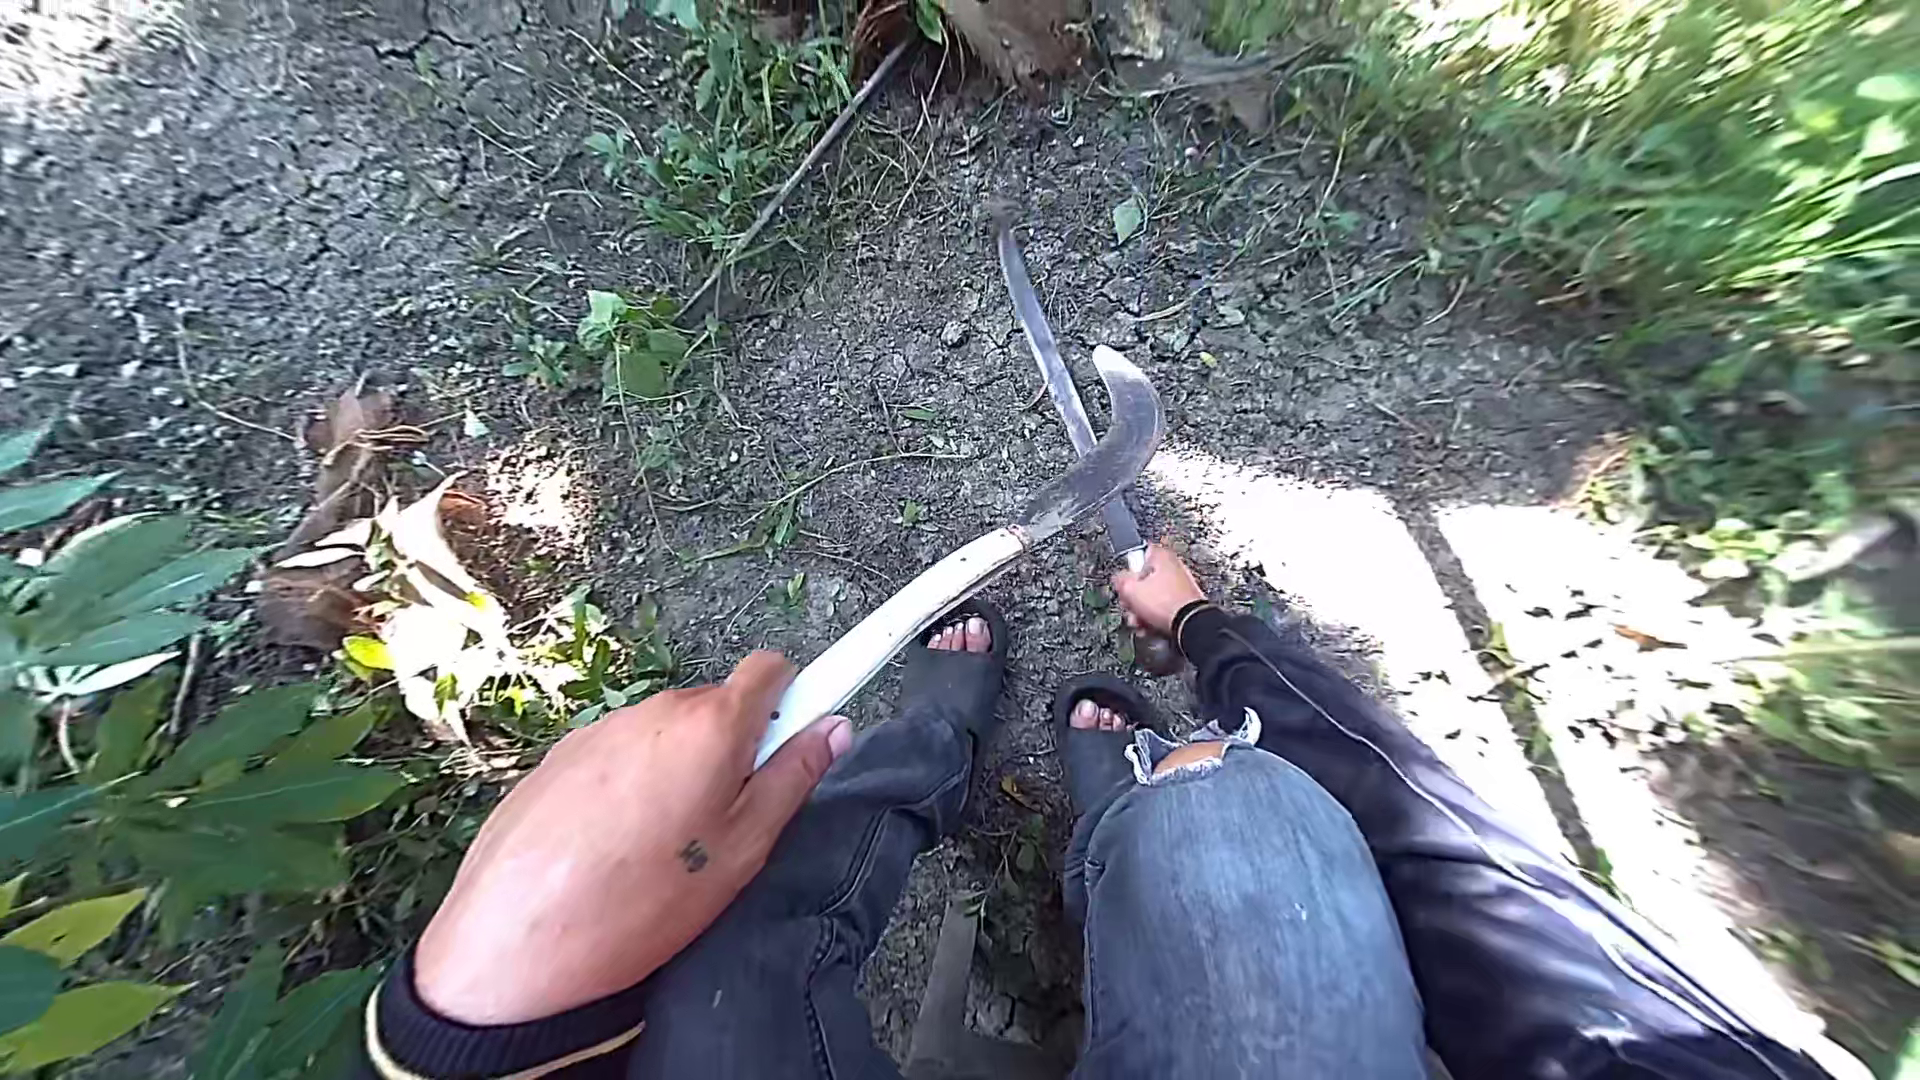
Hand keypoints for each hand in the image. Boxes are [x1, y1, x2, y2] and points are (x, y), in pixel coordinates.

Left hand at [413, 652, 851, 1024]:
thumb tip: (835, 728)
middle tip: (723, 808)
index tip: (798, 725)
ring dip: (684, 759)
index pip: (774, 667)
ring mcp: (606, 725)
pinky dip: (635, 775)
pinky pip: (624, 746)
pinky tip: (615, 836)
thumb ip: (796, 775)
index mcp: (713, 723)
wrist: (506, 955)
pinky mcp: (563, 751)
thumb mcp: (745, 846)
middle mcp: (660, 707)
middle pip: (722, 703)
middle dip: (736, 741)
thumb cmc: (642, 901)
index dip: (795, 693)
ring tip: (664, 833)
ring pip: (673, 727)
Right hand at [1111, 543, 1205, 636]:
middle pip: (1144, 579)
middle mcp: (1174, 568)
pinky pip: (1163, 607)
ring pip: (1152, 596)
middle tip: (1129, 604)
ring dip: (1141, 610)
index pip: (1139, 552)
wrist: (1189, 625)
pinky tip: (1148, 626)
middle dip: (1133, 596)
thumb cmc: (1165, 603)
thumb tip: (1118, 578)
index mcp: (1162, 556)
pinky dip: (1154, 617)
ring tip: (1139, 620)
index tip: (1123, 580)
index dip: (1127, 568)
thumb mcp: (1130, 588)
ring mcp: (1181, 586)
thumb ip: (1120, 579)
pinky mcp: (1185, 604)